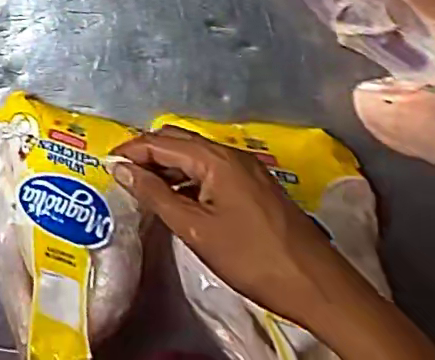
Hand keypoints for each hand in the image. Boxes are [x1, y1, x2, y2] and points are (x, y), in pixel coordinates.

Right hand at [110, 127, 365, 325]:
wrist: (327, 294)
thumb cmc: (254, 259)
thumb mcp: (195, 229)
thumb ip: (153, 193)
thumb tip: (119, 167)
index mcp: (214, 159)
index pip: (157, 141)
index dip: (129, 151)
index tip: (107, 165)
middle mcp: (231, 154)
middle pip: (176, 139)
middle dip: (147, 152)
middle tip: (124, 173)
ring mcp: (249, 169)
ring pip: (195, 154)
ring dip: (168, 165)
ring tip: (148, 187)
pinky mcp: (259, 187)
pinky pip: (213, 168)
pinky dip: (189, 176)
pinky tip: (182, 198)